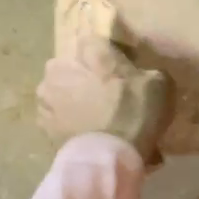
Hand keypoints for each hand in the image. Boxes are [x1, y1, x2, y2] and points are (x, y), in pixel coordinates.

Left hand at [36, 36, 173, 162]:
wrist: (109, 156)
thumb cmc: (134, 111)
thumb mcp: (157, 83)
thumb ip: (144, 70)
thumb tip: (140, 74)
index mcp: (87, 48)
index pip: (94, 43)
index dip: (108, 57)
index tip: (121, 72)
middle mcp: (59, 65)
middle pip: (73, 67)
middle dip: (85, 78)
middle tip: (107, 97)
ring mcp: (45, 95)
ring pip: (60, 92)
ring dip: (71, 100)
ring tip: (94, 119)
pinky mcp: (42, 122)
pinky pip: (56, 116)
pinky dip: (66, 121)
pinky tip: (84, 132)